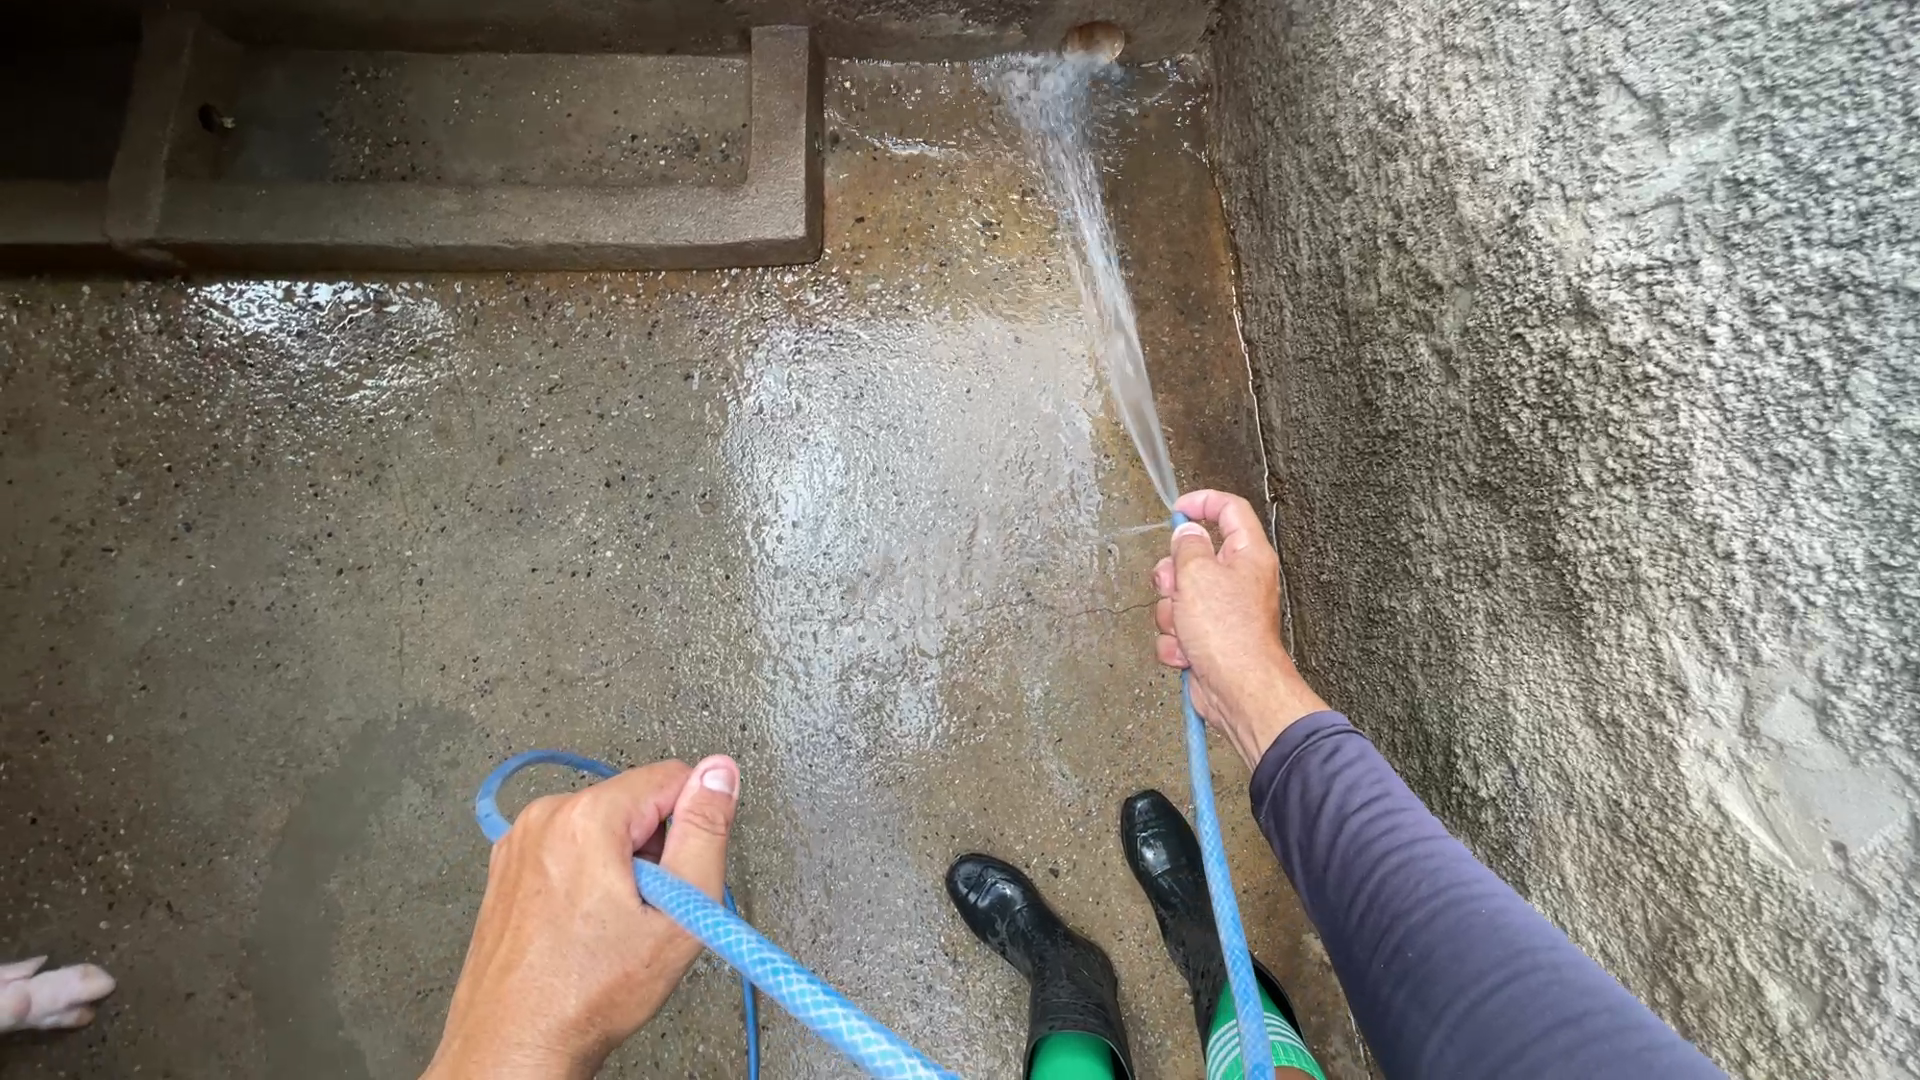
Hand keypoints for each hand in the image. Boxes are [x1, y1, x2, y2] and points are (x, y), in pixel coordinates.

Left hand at [424, 756, 740, 1079]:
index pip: (675, 777)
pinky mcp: (510, 865)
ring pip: (610, 824)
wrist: (512, 1053)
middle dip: (656, 848)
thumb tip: (721, 770)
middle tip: (646, 907)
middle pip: (639, 802)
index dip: (691, 827)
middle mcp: (547, 816)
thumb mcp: (680, 911)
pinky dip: (591, 874)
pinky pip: (576, 845)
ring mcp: (521, 841)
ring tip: (613, 921)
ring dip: (625, 863)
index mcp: (588, 817)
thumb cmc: (588, 996)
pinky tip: (585, 923)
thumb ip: (707, 830)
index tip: (673, 877)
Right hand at [1152, 490, 1328, 766]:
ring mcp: (1221, 611)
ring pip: (1177, 597)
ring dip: (1171, 614)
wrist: (1236, 689)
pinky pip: (1175, 629)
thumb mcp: (1198, 575)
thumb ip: (1187, 546)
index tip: (1177, 508)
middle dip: (1171, 575)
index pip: (1229, 511)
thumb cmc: (1229, 634)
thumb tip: (1185, 534)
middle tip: (1176, 587)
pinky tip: (1189, 651)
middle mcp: (1237, 580)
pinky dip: (1175, 642)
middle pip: (1191, 558)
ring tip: (1187, 629)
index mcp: (1247, 555)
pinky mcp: (1206, 638)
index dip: (1202, 502)